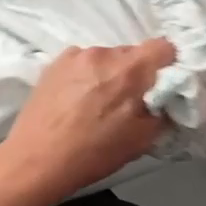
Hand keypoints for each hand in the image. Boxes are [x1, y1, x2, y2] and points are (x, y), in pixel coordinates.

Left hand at [0, 39, 177, 203]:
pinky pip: (81, 62)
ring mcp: (75, 55)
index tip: (162, 84)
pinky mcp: (54, 62)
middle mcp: (103, 53)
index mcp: (130, 69)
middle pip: (132, 53)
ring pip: (105, 58)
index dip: (168, 64)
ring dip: (108, 74)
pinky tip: (76, 99)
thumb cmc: (94, 152)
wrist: (37, 158)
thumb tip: (168, 99)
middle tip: (128, 101)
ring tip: (97, 103)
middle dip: (136, 73)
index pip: (163, 47)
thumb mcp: (141, 140)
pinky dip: (85, 75)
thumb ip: (162, 112)